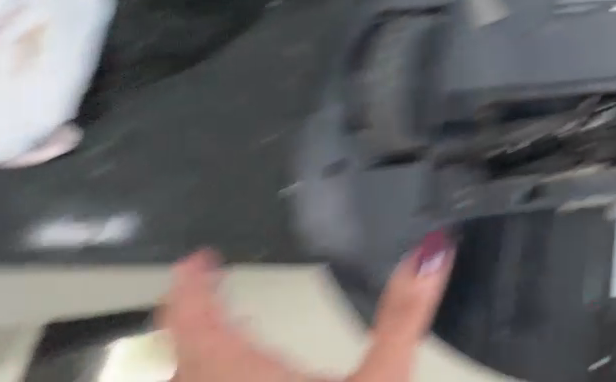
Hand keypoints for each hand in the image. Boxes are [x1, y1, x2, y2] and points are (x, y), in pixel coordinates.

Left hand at [162, 233, 453, 381]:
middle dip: (195, 325)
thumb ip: (404, 314)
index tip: (198, 258)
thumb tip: (432, 246)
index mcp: (240, 378)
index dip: (189, 287)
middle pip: (183, 363)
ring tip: (223, 340)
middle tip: (212, 291)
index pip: (195, 323)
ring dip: (200, 363)